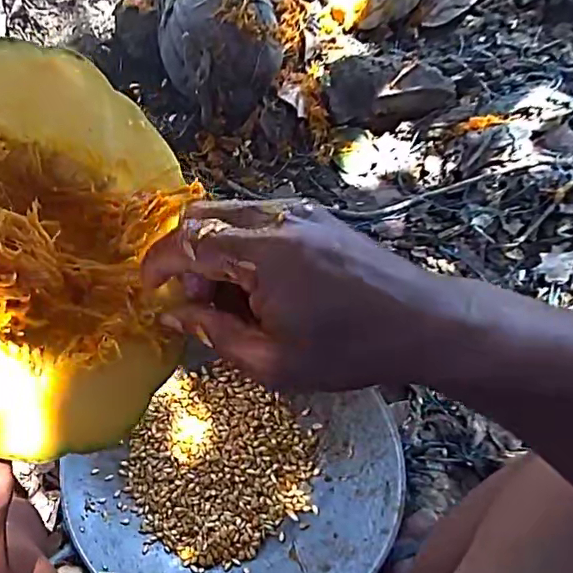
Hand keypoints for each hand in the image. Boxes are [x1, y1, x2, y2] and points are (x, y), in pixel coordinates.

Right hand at [140, 199, 445, 390]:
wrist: (423, 322)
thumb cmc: (350, 350)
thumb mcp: (272, 361)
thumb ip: (213, 334)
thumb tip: (172, 315)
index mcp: (265, 253)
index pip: (188, 241)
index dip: (158, 265)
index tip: (149, 292)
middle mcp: (279, 218)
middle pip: (201, 216)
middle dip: (182, 256)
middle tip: (191, 300)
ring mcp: (300, 211)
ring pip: (228, 215)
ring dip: (210, 252)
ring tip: (227, 300)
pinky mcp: (314, 216)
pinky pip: (256, 221)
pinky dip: (237, 247)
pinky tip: (255, 287)